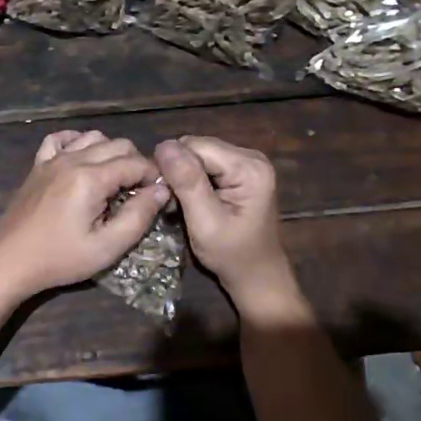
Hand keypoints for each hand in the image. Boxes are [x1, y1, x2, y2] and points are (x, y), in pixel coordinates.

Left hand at [0, 131, 167, 305]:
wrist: (9, 261)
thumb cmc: (59, 259)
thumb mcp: (106, 247)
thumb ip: (138, 216)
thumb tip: (162, 190)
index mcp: (90, 178)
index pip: (136, 162)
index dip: (153, 178)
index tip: (157, 198)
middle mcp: (72, 160)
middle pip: (118, 144)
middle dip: (136, 164)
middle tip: (137, 194)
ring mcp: (51, 160)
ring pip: (92, 137)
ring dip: (110, 153)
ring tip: (113, 182)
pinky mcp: (37, 166)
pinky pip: (59, 139)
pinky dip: (76, 143)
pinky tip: (82, 160)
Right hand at [155, 137, 306, 324]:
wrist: (256, 275)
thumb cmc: (231, 255)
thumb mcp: (205, 222)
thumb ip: (187, 182)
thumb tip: (163, 145)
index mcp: (249, 167)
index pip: (195, 146)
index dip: (171, 165)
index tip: (164, 196)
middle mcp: (251, 156)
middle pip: (196, 147)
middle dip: (177, 170)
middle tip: (171, 202)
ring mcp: (246, 162)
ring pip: (196, 153)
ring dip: (181, 175)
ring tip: (178, 203)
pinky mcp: (239, 170)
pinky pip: (204, 163)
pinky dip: (190, 179)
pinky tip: (189, 199)